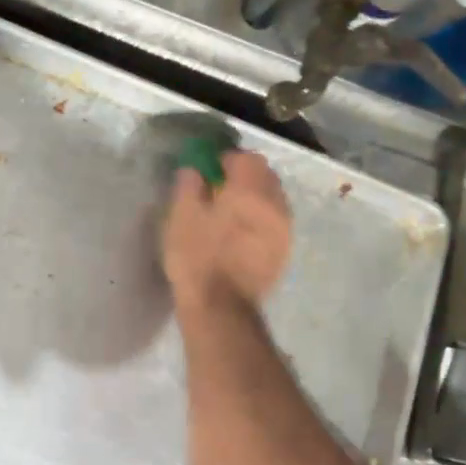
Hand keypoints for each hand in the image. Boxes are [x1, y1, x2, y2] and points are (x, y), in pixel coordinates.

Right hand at [160, 152, 292, 309]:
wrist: (221, 306)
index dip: (226, 161)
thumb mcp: (180, 218)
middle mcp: (275, 202)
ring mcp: (284, 227)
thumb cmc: (197, 258)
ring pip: (272, 200)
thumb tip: (193, 170)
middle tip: (217, 194)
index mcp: (250, 189)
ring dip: (254, 200)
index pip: (246, 158)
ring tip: (229, 218)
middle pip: (264, 176)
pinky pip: (274, 223)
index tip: (207, 173)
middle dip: (243, 178)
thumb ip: (188, 187)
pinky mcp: (284, 250)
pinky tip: (240, 238)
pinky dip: (260, 222)